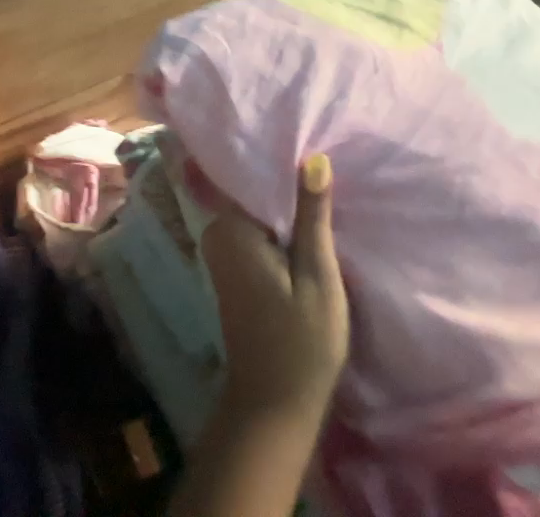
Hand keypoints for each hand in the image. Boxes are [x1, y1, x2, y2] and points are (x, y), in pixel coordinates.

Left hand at [171, 153, 348, 516]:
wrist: (274, 403)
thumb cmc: (302, 343)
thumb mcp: (317, 276)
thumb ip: (312, 217)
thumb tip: (313, 158)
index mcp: (231, 229)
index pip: (251, 175)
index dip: (280, 160)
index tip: (308, 137)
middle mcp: (216, 233)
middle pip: (252, 192)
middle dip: (283, 181)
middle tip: (322, 157)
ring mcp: (220, 251)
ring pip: (255, 211)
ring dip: (283, 205)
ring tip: (320, 183)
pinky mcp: (232, 267)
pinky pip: (255, 231)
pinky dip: (278, 226)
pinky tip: (305, 218)